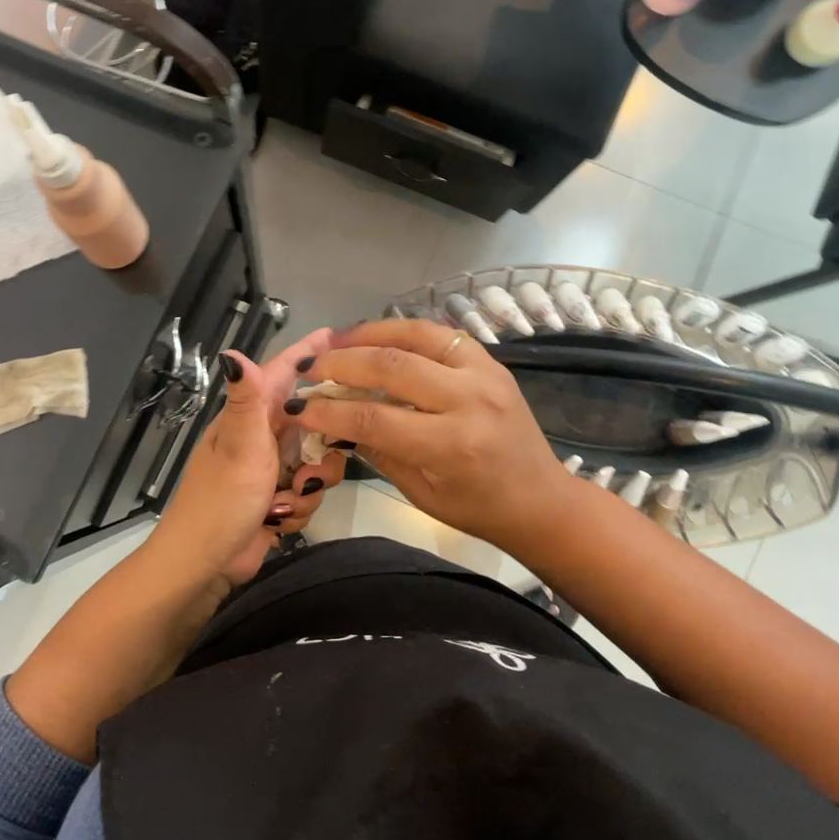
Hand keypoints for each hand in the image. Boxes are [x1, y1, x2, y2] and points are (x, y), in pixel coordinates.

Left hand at [150, 330, 346, 583]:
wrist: (207, 563)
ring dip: (309, 486)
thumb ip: (246, 400)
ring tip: (287, 499)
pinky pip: (309, 495)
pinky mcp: (277, 501)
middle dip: (324, 443)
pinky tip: (278, 521)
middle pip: (314, 420)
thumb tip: (231, 350)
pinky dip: (298, 509)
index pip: (283, 373)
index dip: (310, 353)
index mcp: (250, 417)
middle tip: (325, 454)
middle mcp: (262, 438)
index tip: (341, 334)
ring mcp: (270, 471)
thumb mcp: (240, 446)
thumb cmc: (222, 500)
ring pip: (318, 463)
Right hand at [293, 319, 578, 555]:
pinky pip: (439, 335)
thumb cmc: (477, 507)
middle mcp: (469, 402)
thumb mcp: (419, 491)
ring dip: (368, 334)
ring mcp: (484, 375)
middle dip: (340, 364)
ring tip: (334, 341)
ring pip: (415, 336)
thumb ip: (376, 451)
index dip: (328, 412)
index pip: (374, 419)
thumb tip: (330, 422)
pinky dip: (401, 332)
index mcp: (451, 446)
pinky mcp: (491, 362)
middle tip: (309, 369)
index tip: (297, 407)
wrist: (540, 499)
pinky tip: (374, 338)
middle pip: (391, 367)